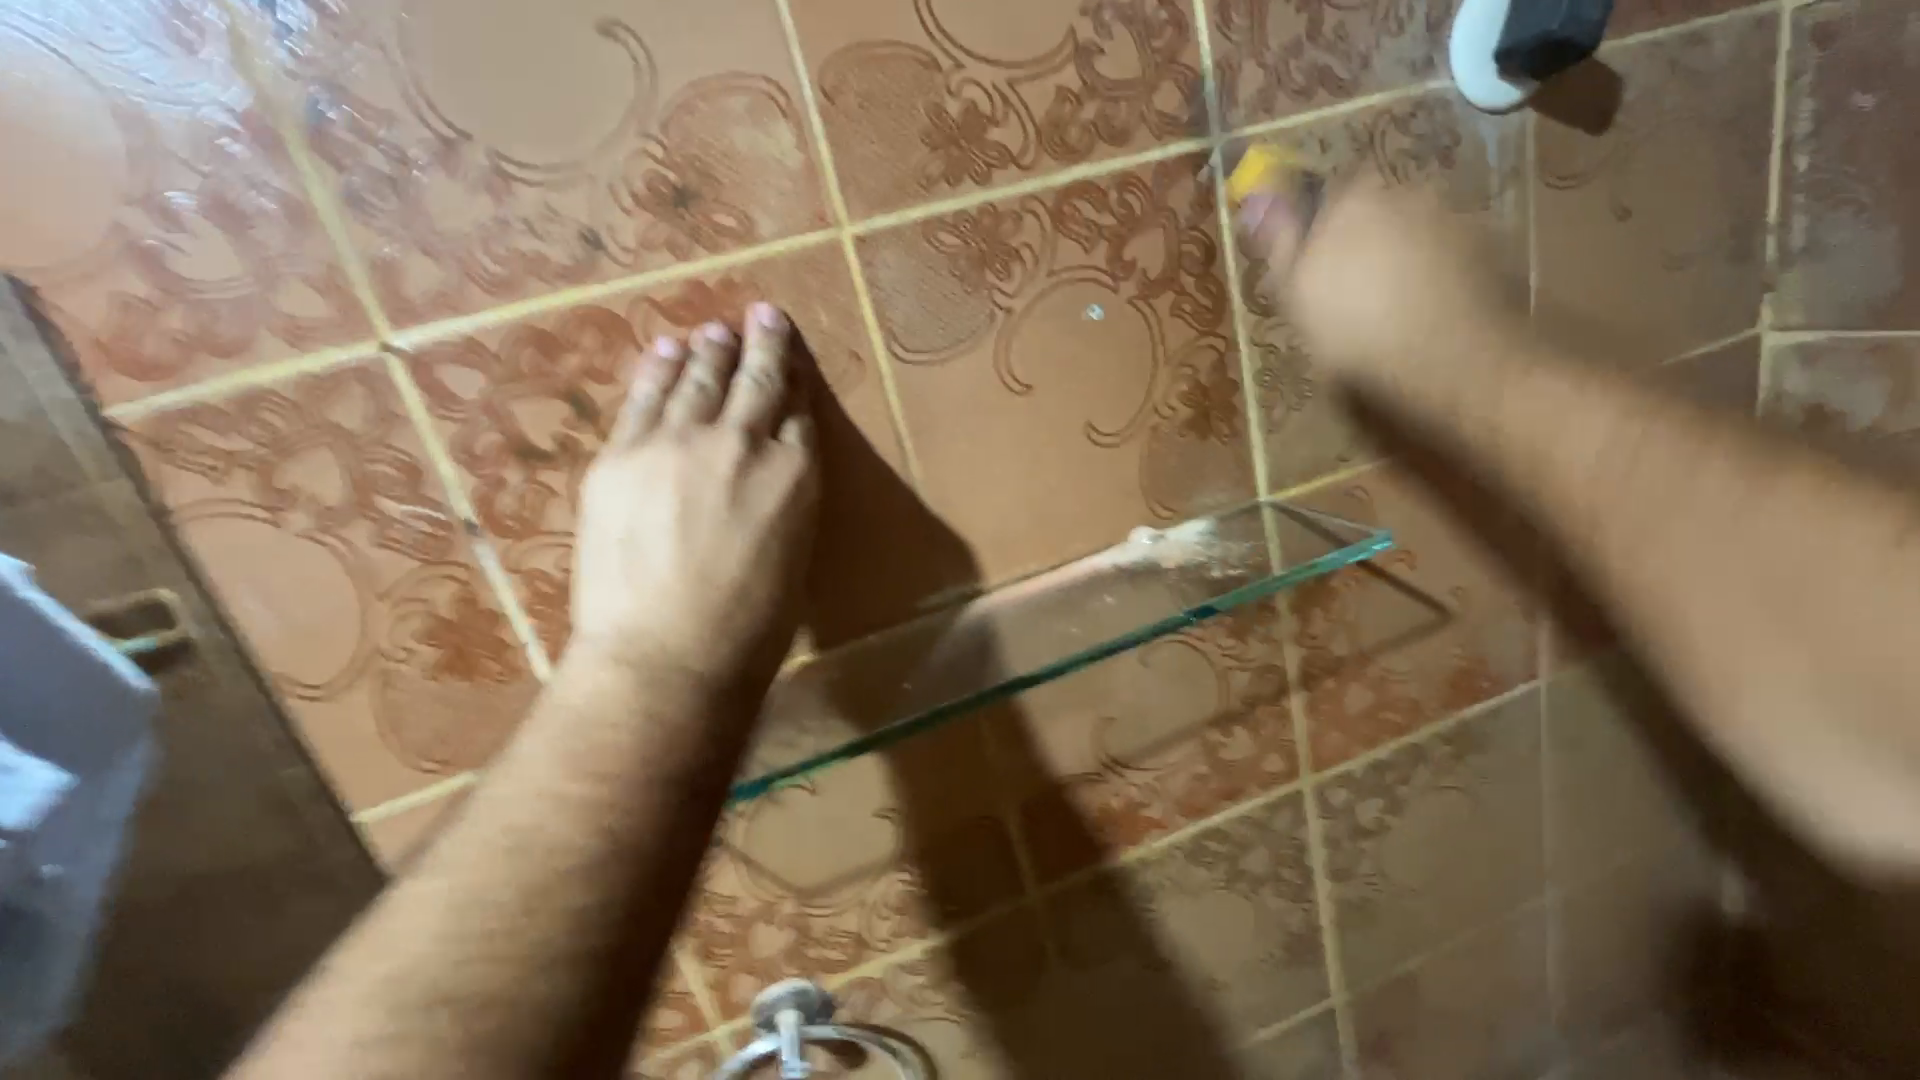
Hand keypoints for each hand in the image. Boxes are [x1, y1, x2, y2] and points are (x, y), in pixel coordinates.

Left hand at [567, 303, 819, 697]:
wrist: (665, 655)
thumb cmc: (748, 630)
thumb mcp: (793, 558)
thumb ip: (785, 503)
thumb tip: (768, 477)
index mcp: (796, 475)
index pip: (797, 413)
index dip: (793, 383)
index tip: (790, 363)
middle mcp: (742, 443)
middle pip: (755, 381)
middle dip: (762, 346)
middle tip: (761, 317)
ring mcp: (677, 442)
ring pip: (698, 379)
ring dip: (709, 351)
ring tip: (715, 331)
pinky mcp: (622, 456)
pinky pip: (645, 399)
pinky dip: (658, 370)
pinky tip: (665, 350)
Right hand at [1239, 174, 1521, 380]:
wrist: (1446, 355)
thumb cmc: (1353, 326)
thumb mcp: (1295, 292)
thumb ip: (1278, 240)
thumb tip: (1253, 199)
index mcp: (1352, 198)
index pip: (1331, 191)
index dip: (1322, 222)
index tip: (1315, 257)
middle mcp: (1406, 192)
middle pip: (1377, 207)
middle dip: (1365, 236)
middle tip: (1352, 286)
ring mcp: (1452, 216)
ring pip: (1414, 229)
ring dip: (1403, 254)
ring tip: (1392, 303)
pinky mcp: (1489, 245)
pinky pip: (1450, 252)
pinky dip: (1438, 271)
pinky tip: (1428, 308)